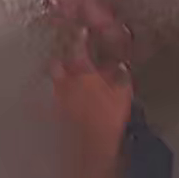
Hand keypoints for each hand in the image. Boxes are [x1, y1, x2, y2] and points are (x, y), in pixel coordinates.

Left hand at [49, 27, 132, 165]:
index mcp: (82, 72)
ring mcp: (60, 100)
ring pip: (56, 81)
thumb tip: (120, 64)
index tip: (81, 30)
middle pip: (57, 64)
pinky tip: (70, 98)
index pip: (78, 48)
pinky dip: (62, 95)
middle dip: (61, 56)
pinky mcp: (58, 116)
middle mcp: (66, 83)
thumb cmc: (109, 115)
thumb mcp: (122, 90)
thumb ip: (120, 74)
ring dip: (60, 75)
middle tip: (68, 53)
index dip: (80, 37)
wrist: (92, 147)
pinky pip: (58, 99)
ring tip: (67, 75)